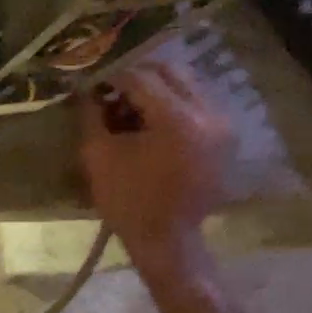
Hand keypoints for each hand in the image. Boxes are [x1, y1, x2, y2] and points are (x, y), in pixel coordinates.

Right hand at [74, 60, 232, 255]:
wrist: (166, 240)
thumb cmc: (127, 199)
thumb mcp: (98, 153)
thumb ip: (92, 112)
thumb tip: (86, 86)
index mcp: (177, 120)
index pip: (140, 78)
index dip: (111, 76)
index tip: (91, 81)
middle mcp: (208, 115)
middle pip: (170, 72)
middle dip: (136, 76)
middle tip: (110, 89)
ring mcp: (222, 125)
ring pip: (186, 84)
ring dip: (155, 88)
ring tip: (129, 106)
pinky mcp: (225, 137)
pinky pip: (197, 103)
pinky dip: (172, 103)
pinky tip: (150, 120)